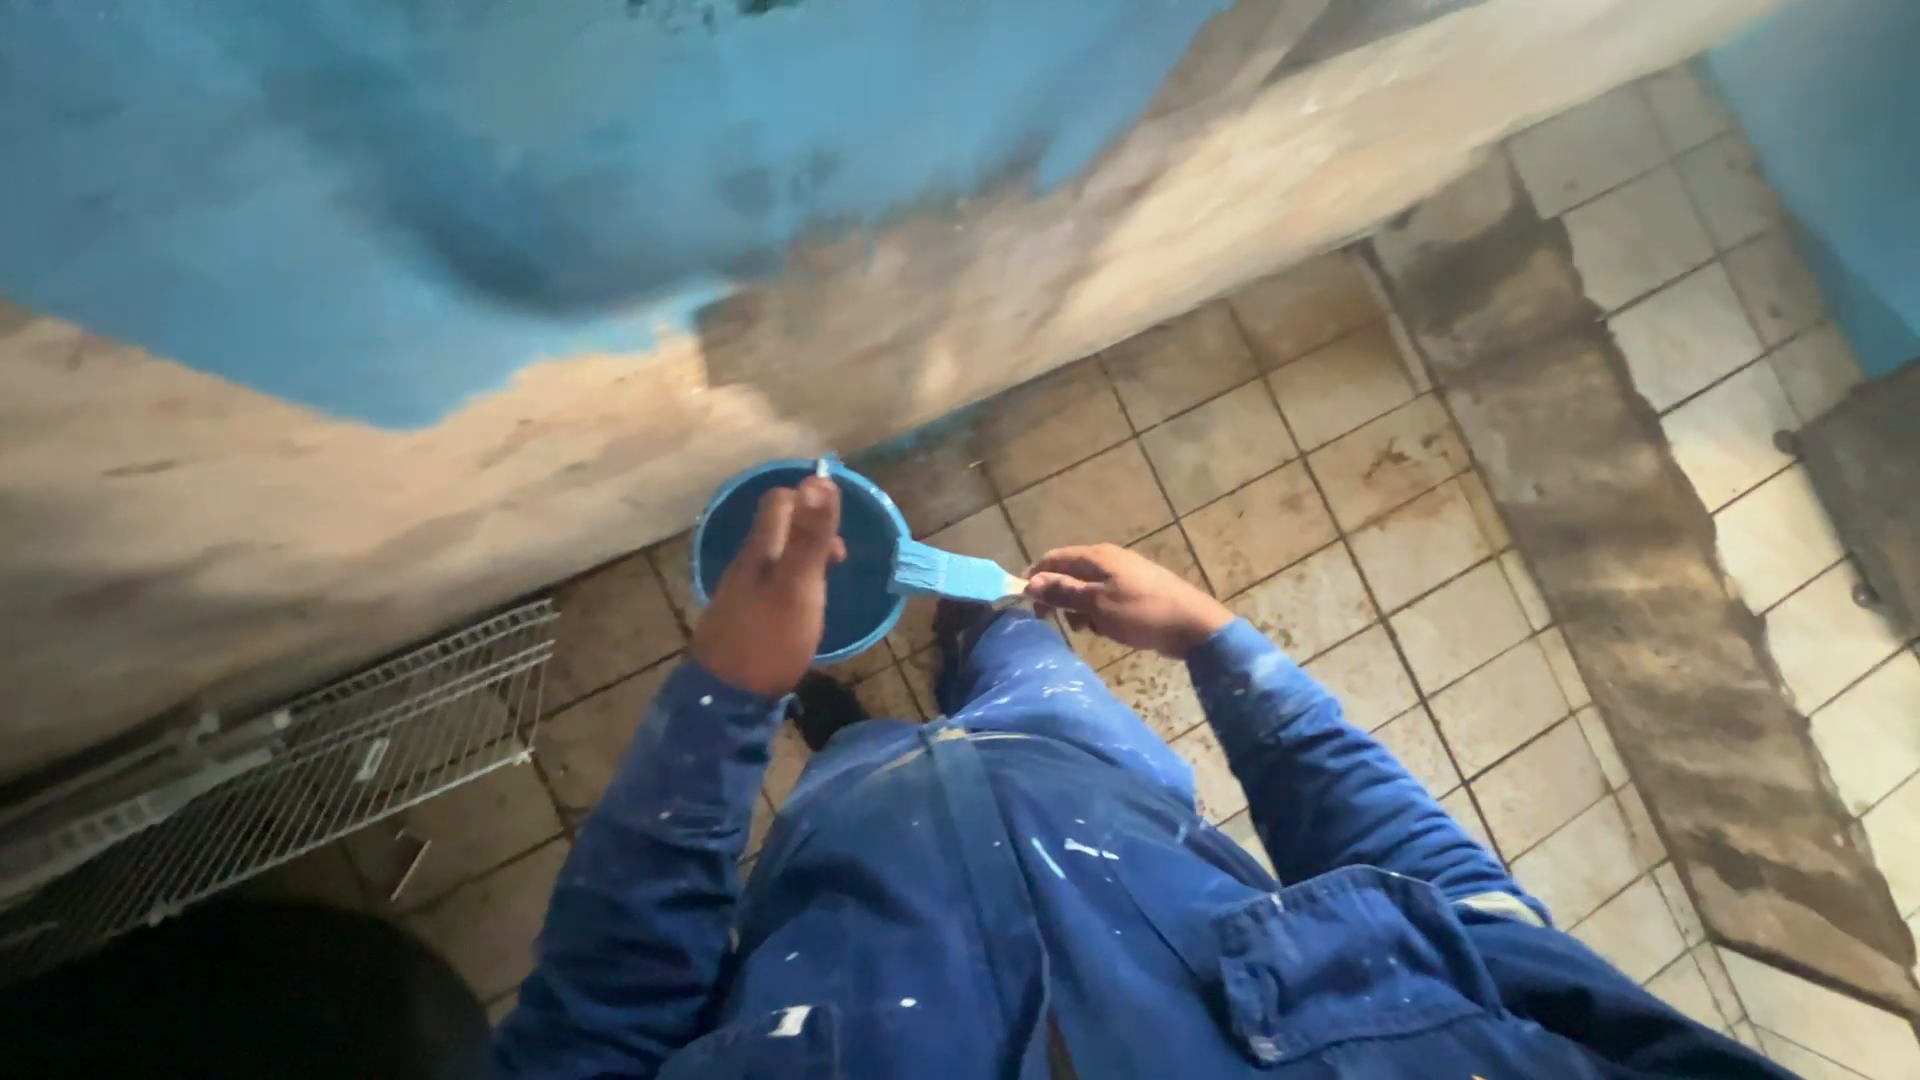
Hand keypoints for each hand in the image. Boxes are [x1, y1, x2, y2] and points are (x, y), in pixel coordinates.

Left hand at [691, 476, 845, 696]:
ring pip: (774, 557)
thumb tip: (820, 478)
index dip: (808, 500)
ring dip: (803, 559)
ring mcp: (741, 592)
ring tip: (826, 582)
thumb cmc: (769, 637)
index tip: (836, 528)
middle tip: (837, 560)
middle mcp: (746, 564)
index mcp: (759, 550)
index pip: (779, 502)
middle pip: (776, 529)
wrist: (726, 699)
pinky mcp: (743, 617)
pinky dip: (792, 583)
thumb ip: (811, 536)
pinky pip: (770, 583)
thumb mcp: (799, 584)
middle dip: (810, 531)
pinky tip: (803, 607)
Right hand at [1026, 544, 1233, 658]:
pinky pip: (1103, 598)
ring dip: (1078, 608)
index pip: (1052, 558)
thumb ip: (1063, 592)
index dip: (1035, 578)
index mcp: (1097, 556)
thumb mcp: (1097, 605)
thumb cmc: (1142, 614)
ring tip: (1085, 629)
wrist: (1194, 627)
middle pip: (1068, 573)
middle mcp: (1108, 559)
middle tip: (1053, 622)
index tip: (1025, 604)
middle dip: (1057, 597)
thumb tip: (1031, 582)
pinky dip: (1096, 612)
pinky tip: (1104, 630)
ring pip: (1085, 588)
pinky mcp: (1134, 592)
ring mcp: (1123, 575)